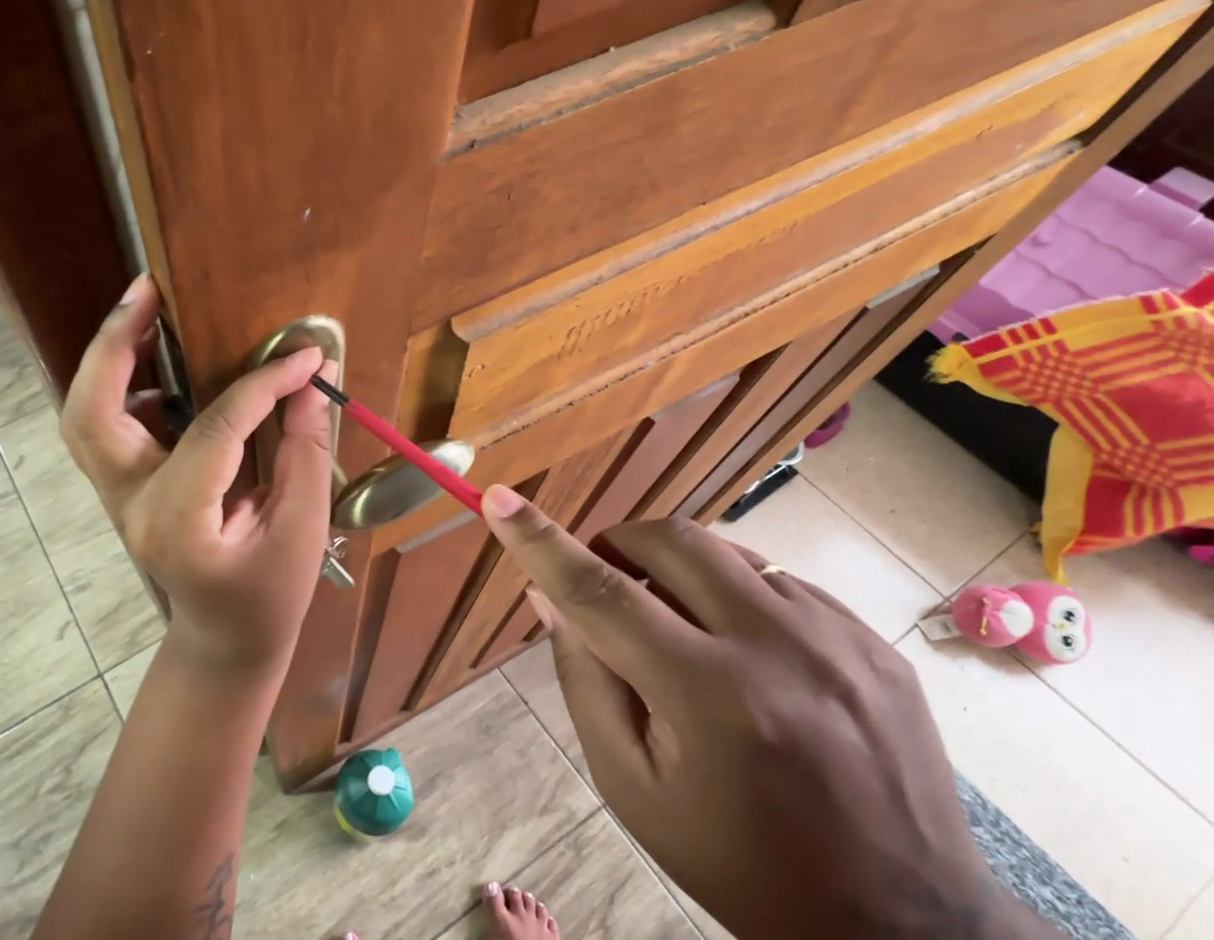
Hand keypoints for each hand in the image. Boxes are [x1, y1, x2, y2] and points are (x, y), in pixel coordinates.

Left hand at [61, 275, 334, 674]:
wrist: (224, 639)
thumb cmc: (267, 598)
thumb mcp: (301, 529)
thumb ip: (305, 450)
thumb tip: (311, 377)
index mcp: (178, 522)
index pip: (214, 431)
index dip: (262, 385)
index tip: (303, 355)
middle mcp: (131, 504)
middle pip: (91, 413)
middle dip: (115, 344)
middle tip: (149, 289)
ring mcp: (117, 497)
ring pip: (85, 415)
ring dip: (111, 358)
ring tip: (149, 310)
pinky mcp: (123, 488)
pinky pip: (106, 425)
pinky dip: (125, 385)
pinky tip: (162, 363)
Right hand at [482, 487, 1054, 938]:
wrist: (898, 921)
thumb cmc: (737, 861)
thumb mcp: (633, 786)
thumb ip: (586, 681)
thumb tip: (548, 596)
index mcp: (710, 696)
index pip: (601, 592)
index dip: (541, 541)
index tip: (498, 498)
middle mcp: (779, 647)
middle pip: (671, 541)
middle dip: (618, 544)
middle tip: (604, 584)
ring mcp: (838, 637)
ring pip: (727, 551)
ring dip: (677, 570)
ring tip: (676, 630)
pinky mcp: (871, 641)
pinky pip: (780, 580)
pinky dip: (734, 594)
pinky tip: (739, 652)